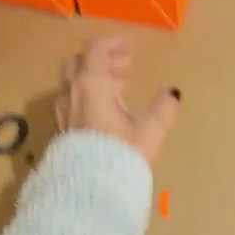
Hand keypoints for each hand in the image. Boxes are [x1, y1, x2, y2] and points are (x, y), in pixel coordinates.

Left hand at [55, 37, 180, 164]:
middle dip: (101, 59)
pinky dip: (87, 96)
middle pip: (79, 62)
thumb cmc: (118, 157)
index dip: (113, 43)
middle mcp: (71, 94)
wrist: (88, 191)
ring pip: (74, 83)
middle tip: (123, 65)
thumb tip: (173, 93)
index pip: (96, 50)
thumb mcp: (149, 133)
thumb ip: (162, 110)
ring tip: (118, 89)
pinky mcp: (61, 130)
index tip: (130, 46)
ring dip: (94, 78)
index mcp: (91, 85)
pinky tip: (105, 112)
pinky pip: (72, 101)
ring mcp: (63, 112)